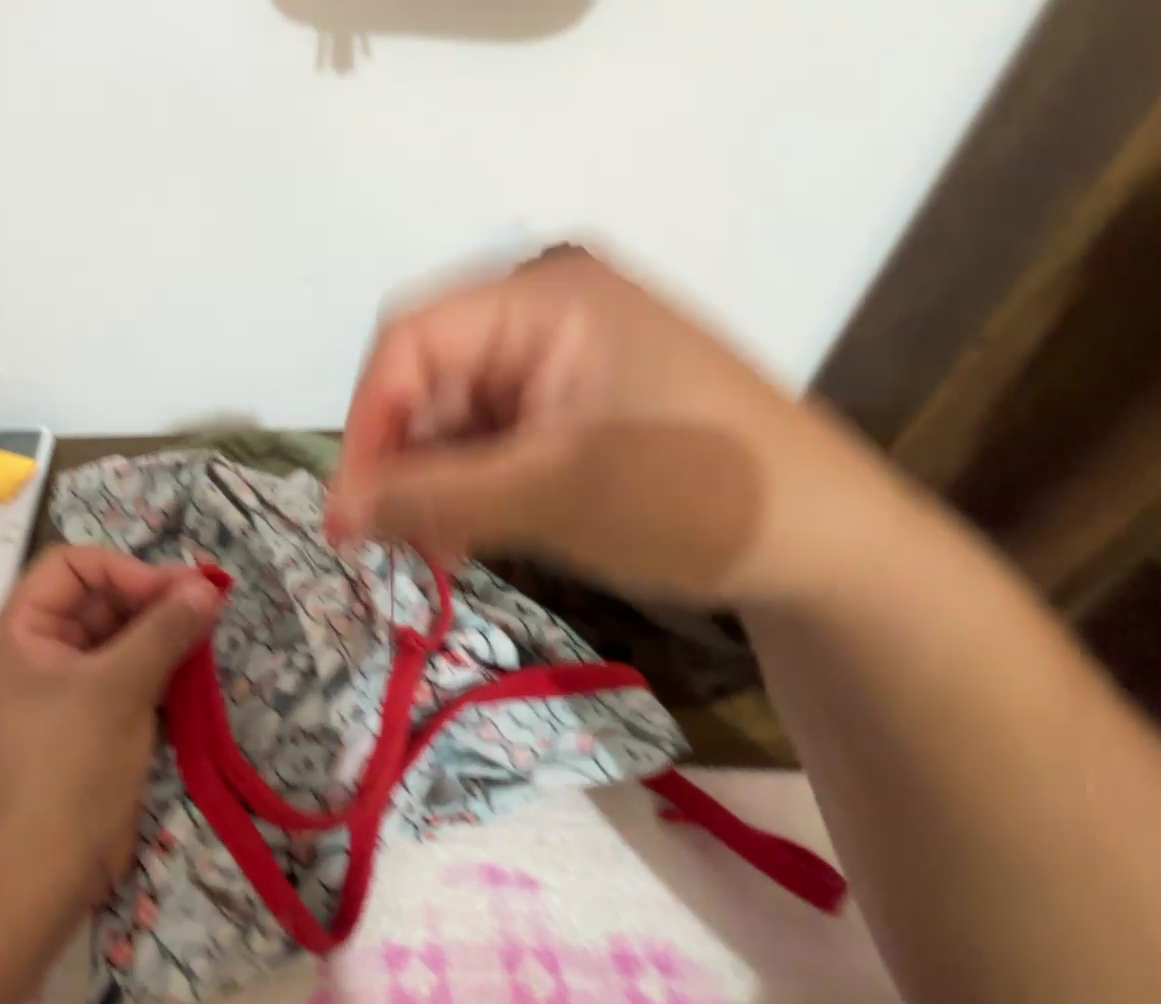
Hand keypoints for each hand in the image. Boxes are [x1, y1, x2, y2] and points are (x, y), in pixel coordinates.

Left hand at [0, 546, 221, 898]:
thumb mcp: (120, 688)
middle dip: (152, 599)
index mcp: (21, 630)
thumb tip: (209, 586)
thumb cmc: (72, 765)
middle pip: (99, 599)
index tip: (178, 592)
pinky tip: (193, 672)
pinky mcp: (90, 718)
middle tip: (209, 607)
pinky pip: (127, 673)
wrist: (48, 868)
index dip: (126, 570)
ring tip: (207, 637)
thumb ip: (165, 630)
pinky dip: (159, 667)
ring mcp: (64, 686)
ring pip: (119, 636)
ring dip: (162, 633)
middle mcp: (38, 649)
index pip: (72, 566)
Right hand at [328, 246, 902, 606]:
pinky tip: (472, 536)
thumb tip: (335, 514)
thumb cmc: (693, 497)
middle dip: (405, 463)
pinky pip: (494, 442)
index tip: (351, 514)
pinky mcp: (575, 409)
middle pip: (429, 381)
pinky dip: (472, 490)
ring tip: (442, 550)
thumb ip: (432, 497)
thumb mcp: (550, 493)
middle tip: (395, 543)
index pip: (410, 341)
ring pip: (457, 419)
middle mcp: (545, 315)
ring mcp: (563, 364)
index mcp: (542, 297)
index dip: (367, 424)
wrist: (825, 544)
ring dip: (436, 485)